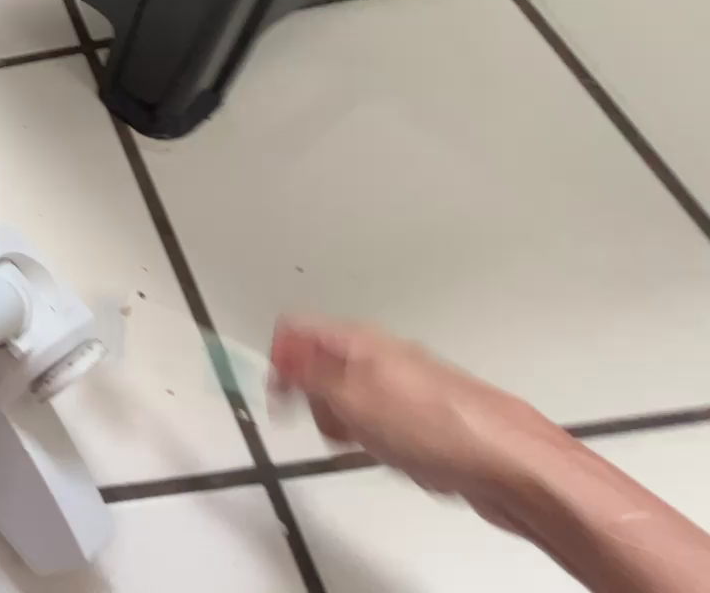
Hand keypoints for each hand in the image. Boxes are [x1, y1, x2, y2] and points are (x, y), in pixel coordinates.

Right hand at [269, 316, 569, 529]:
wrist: (523, 473)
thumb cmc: (445, 431)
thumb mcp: (349, 398)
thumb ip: (304, 373)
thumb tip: (278, 357)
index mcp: (361, 340)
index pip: (296, 329)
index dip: (280, 358)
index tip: (279, 390)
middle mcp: (385, 356)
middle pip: (321, 366)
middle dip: (317, 399)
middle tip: (330, 422)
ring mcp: (410, 388)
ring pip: (352, 400)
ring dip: (351, 425)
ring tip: (371, 444)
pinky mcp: (432, 421)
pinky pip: (384, 427)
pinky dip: (383, 444)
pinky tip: (401, 457)